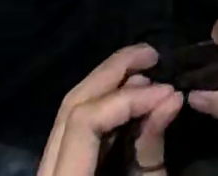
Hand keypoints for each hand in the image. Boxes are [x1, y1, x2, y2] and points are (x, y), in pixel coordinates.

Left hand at [38, 43, 182, 175]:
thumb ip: (151, 148)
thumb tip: (172, 96)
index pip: (85, 120)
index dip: (127, 97)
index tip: (168, 90)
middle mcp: (45, 174)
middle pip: (73, 103)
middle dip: (116, 70)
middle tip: (155, 54)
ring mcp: (46, 170)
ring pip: (70, 108)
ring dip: (110, 81)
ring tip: (147, 72)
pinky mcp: (57, 169)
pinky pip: (75, 124)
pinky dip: (105, 101)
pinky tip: (131, 95)